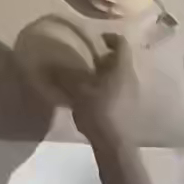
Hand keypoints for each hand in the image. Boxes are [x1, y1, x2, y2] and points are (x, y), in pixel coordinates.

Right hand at [59, 30, 139, 144]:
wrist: (114, 146)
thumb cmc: (98, 111)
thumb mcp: (77, 91)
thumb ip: (64, 75)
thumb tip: (49, 64)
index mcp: (122, 68)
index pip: (121, 43)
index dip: (110, 38)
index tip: (96, 40)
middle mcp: (132, 78)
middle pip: (121, 60)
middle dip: (105, 59)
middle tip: (88, 61)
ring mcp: (134, 95)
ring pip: (121, 77)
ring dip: (106, 75)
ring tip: (88, 80)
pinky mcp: (131, 110)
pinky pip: (121, 90)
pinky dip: (109, 89)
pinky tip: (94, 99)